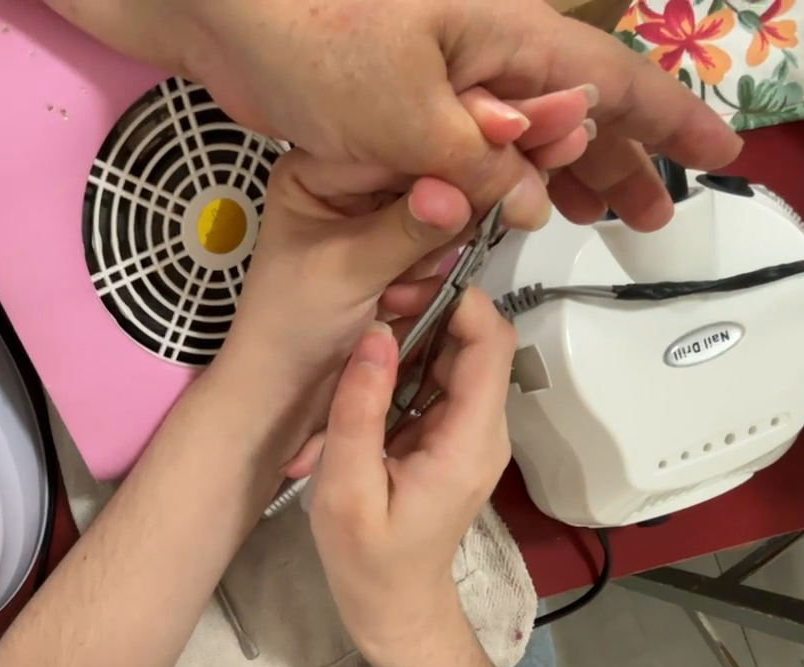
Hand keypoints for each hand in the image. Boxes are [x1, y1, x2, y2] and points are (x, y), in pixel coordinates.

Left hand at [52, 0, 739, 230]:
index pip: (613, 87)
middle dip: (620, 165)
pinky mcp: (400, 118)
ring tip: (598, 219)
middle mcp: (486, 65)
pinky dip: (497, 183)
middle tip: (653, 218)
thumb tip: (535, 204)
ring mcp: (442, 91)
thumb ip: (477, 167)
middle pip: (575, 116)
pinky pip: (469, 155)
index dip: (668, 126)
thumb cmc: (323, 48)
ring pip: (523, 139)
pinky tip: (507, 208)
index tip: (719, 161)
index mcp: (508, 48)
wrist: (236, 24)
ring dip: (563, 178)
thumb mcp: (413, 117)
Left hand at [221, 86, 587, 407]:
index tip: (522, 135)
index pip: (402, 133)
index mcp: (318, 169)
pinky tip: (400, 303)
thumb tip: (467, 184)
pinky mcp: (391, 255)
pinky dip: (434, 274)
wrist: (281, 396)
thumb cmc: (288, 331)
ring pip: (444, 207)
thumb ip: (409, 227)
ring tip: (397, 294)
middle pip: (431, 164)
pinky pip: (438, 245)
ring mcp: (371, 219)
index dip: (462, 137)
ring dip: (440, 251)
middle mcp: (347, 183)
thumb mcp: (345, 271)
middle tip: (518, 195)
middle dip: (462, 197)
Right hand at [306, 289, 515, 662]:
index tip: (394, 294)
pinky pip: (432, 388)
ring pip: (449, 361)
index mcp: (468, 442)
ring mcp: (467, 436)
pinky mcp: (448, 442)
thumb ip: (359, 413)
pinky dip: (397, 377)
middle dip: (421, 318)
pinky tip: (358, 390)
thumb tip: (375, 335)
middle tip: (363, 321)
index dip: (453, 301)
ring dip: (403, 349)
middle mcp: (482, 430)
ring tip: (352, 358)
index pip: (489, 342)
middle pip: (471, 344)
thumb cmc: (367, 561)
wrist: (393, 606)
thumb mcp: (347, 491)